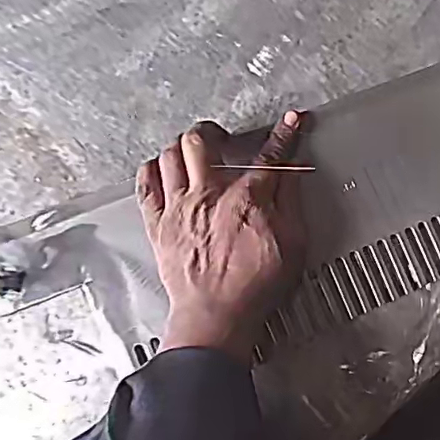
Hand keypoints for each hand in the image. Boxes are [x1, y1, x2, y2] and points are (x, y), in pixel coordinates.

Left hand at [137, 112, 307, 361]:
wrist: (217, 316)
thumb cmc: (255, 286)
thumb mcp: (293, 244)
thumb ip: (291, 203)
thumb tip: (291, 176)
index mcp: (246, 198)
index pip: (269, 155)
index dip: (284, 135)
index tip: (291, 122)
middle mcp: (208, 195)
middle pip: (201, 141)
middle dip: (212, 131)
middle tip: (221, 138)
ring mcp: (179, 208)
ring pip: (170, 154)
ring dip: (182, 147)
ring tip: (192, 152)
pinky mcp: (159, 225)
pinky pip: (146, 184)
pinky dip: (153, 170)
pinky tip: (162, 169)